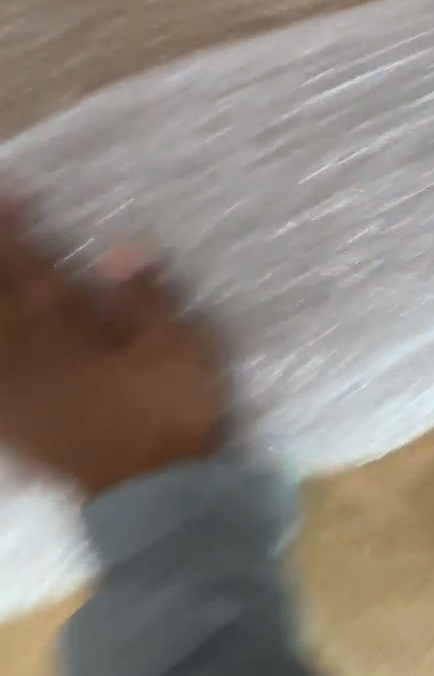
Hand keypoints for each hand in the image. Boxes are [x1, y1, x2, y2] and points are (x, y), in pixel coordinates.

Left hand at [0, 203, 222, 496]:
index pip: (30, 271)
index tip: (8, 193)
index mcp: (61, 335)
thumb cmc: (169, 407)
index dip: (15, 232)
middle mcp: (15, 354)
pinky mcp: (3, 411)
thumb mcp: (175, 350)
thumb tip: (120, 248)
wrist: (148, 482)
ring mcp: (2, 385)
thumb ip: (144, 301)